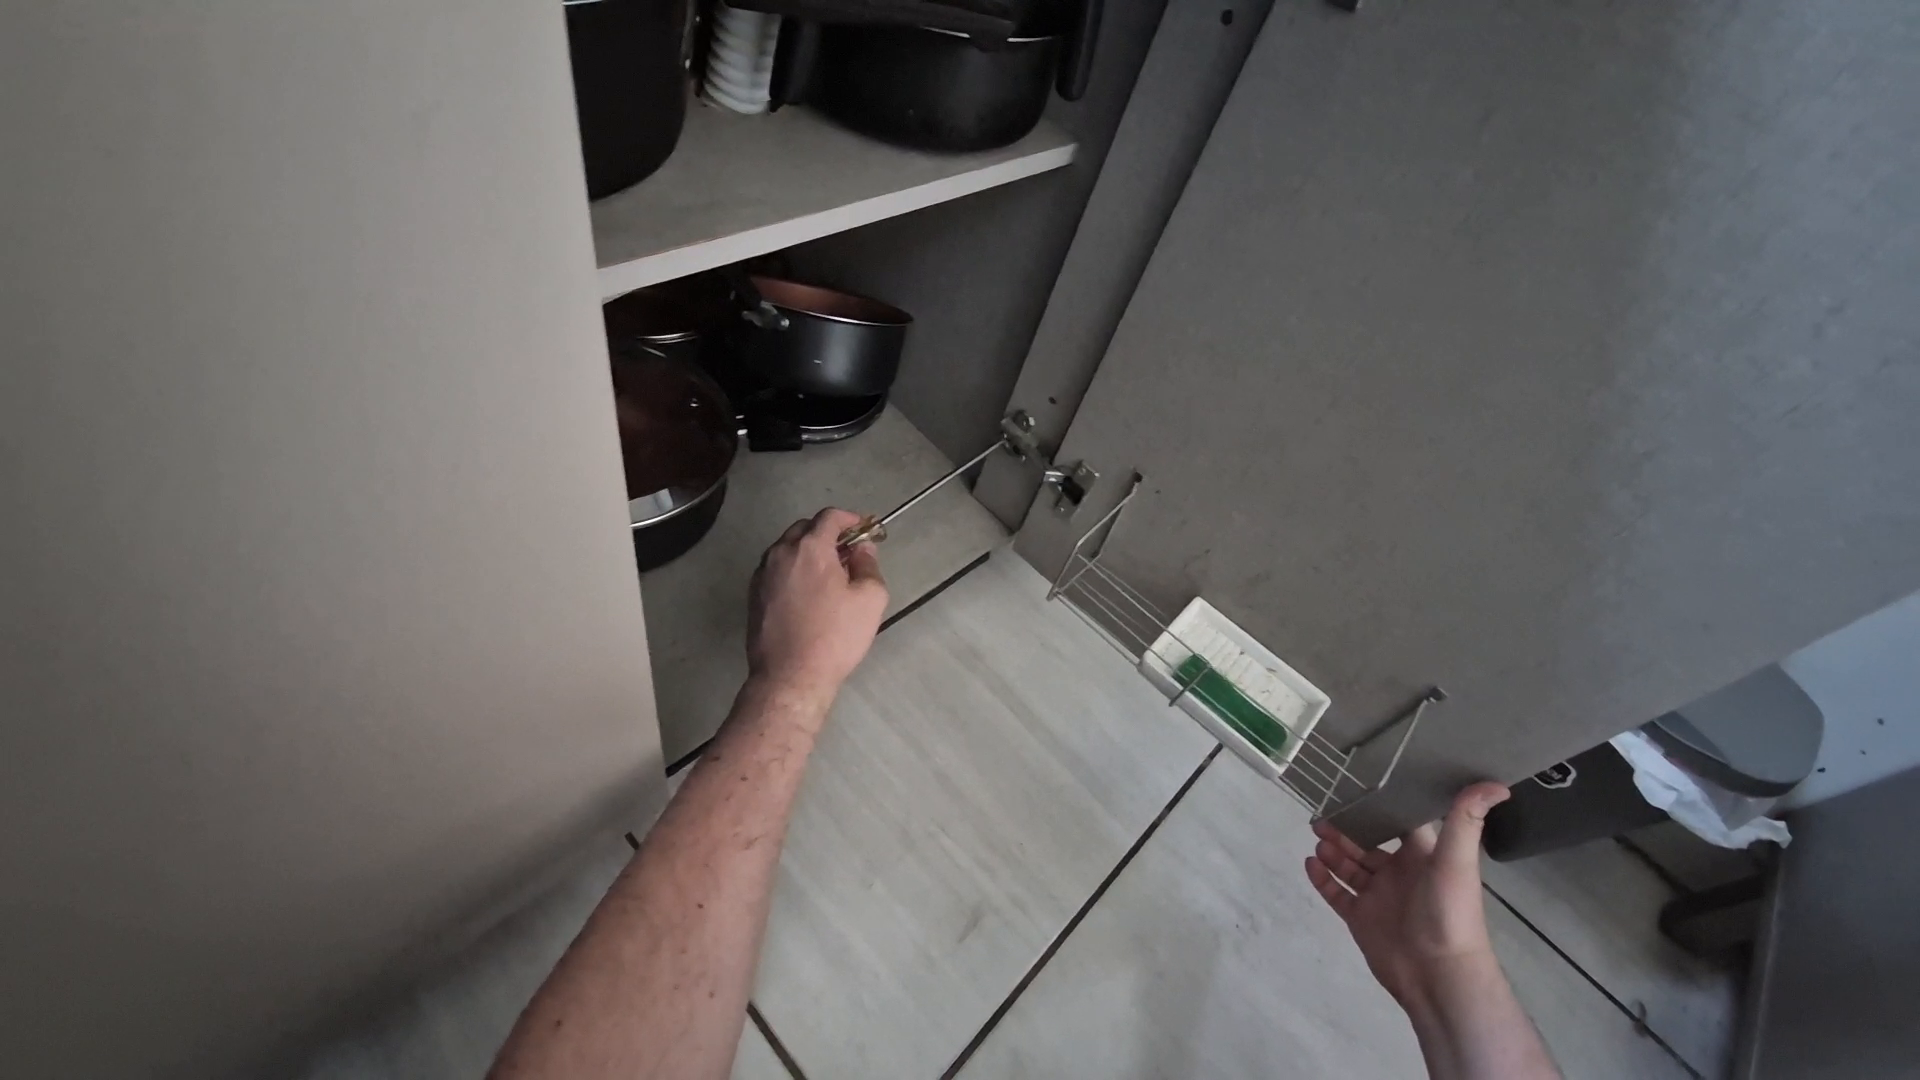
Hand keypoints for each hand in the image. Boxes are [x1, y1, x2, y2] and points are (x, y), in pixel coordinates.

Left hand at [746, 508, 888, 700]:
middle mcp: (781, 553)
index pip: (829, 516)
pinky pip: (775, 570)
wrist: (790, 676)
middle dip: (827, 533)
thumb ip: (868, 564)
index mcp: (811, 548)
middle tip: (847, 553)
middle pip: (804, 528)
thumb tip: (862, 548)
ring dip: (807, 552)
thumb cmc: (836, 636)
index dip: (850, 519)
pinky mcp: (753, 595)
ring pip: (786, 549)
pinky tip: (806, 593)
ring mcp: (762, 574)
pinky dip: (792, 570)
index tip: (863, 529)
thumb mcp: (870, 599)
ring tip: (827, 575)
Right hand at [1304, 783, 1512, 1006]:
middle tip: (1321, 817)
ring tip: (1317, 840)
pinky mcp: (1360, 917)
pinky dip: (1322, 878)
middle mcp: (1398, 873)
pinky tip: (1310, 864)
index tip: (1356, 786)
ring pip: (1348, 866)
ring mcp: (1377, 897)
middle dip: (1344, 830)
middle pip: (1366, 843)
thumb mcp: (1457, 861)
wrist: (1437, 974)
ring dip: (1332, 851)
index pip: (1398, 824)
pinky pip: (1335, 893)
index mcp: (1421, 858)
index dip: (1379, 807)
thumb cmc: (1448, 912)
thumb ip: (1466, 820)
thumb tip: (1495, 784)